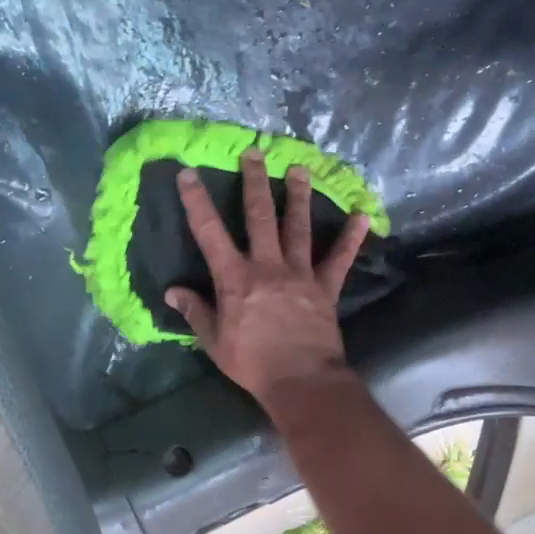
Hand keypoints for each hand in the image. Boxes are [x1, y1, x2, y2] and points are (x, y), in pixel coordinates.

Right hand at [167, 148, 370, 405]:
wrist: (301, 380)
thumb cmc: (252, 363)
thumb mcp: (213, 341)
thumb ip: (195, 311)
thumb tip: (173, 291)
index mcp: (235, 278)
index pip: (209, 233)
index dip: (197, 202)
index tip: (188, 174)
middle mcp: (267, 266)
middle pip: (260, 216)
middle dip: (254, 182)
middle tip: (254, 153)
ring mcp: (300, 274)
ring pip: (298, 227)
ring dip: (298, 196)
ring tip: (299, 169)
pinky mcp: (325, 287)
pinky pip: (339, 259)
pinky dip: (351, 238)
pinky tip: (362, 215)